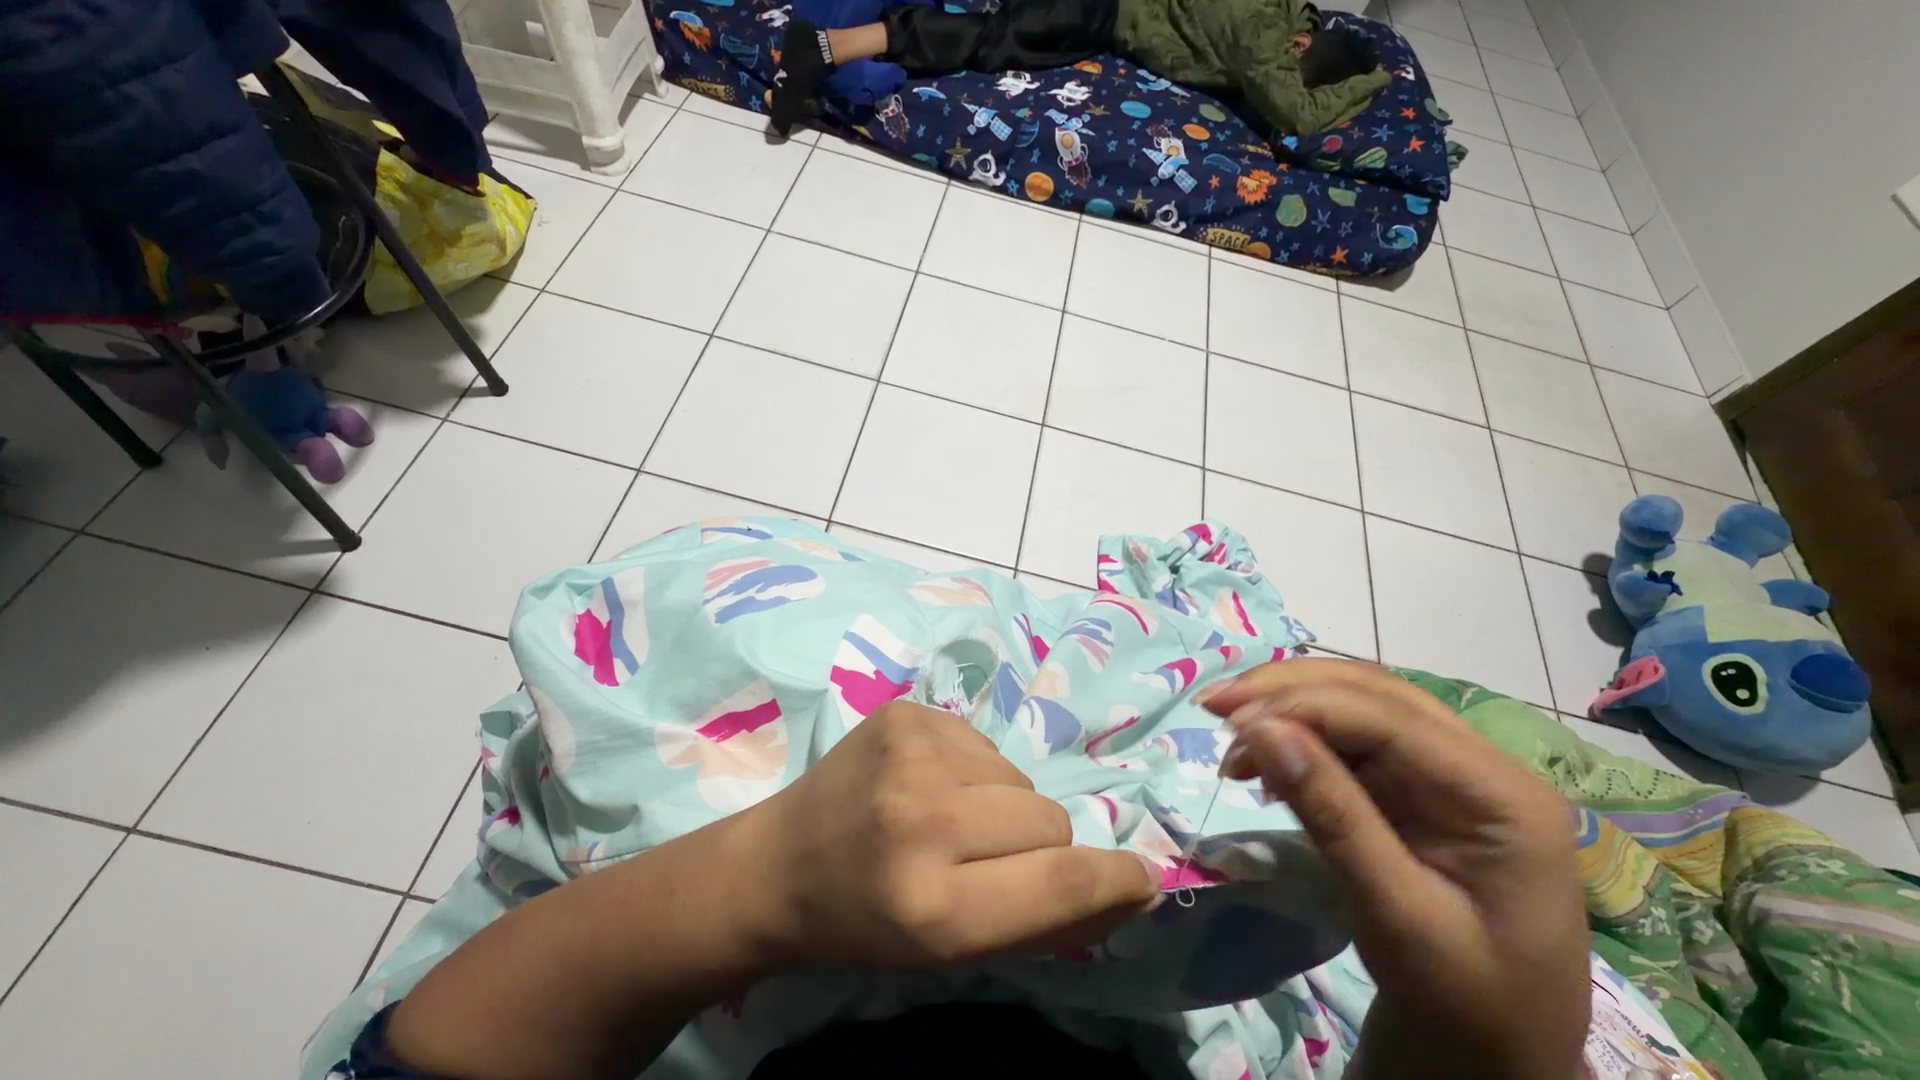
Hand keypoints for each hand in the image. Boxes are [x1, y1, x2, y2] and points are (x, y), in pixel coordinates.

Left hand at [737, 701, 1160, 968]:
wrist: (778, 866)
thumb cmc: (867, 925)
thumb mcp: (953, 954)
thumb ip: (1046, 922)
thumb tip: (1132, 885)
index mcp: (935, 906)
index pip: (1064, 880)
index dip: (1115, 880)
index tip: (1137, 879)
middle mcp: (923, 819)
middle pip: (1051, 821)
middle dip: (1037, 847)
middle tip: (983, 861)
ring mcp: (912, 753)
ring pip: (1023, 779)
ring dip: (1004, 805)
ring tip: (948, 821)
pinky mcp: (906, 713)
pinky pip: (988, 746)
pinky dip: (975, 773)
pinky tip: (926, 787)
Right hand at [1203, 659, 1587, 1079]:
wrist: (1497, 1059)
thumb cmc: (1462, 1000)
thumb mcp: (1396, 915)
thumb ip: (1332, 816)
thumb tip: (1260, 729)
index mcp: (1502, 795)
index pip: (1392, 718)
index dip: (1304, 705)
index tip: (1228, 718)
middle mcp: (1483, 767)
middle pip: (1378, 694)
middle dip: (1290, 690)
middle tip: (1214, 705)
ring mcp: (1453, 776)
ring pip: (1363, 708)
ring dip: (1292, 711)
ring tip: (1232, 743)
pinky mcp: (1423, 791)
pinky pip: (1357, 743)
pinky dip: (1304, 741)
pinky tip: (1266, 763)